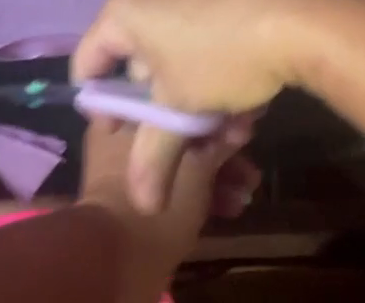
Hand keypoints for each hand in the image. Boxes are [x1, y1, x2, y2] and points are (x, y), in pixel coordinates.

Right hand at [71, 0, 364, 211]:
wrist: (297, 11)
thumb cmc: (220, 56)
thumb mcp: (182, 108)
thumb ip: (153, 154)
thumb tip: (142, 207)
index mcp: (121, 12)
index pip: (88, 62)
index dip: (102, 105)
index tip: (124, 136)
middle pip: (134, 59)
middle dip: (159, 104)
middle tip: (186, 135)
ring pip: (171, 51)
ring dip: (190, 92)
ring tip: (227, 123)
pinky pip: (196, 33)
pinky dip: (210, 65)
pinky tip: (245, 95)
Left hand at [77, 114, 261, 300]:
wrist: (114, 260)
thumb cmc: (154, 208)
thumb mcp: (194, 173)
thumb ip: (215, 145)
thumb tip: (238, 124)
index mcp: (128, 114)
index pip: (177, 103)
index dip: (214, 120)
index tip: (243, 135)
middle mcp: (122, 129)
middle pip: (178, 133)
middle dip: (219, 155)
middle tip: (250, 174)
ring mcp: (124, 161)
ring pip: (175, 158)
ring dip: (213, 176)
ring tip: (245, 195)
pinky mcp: (133, 191)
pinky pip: (166, 179)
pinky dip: (194, 190)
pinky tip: (229, 208)